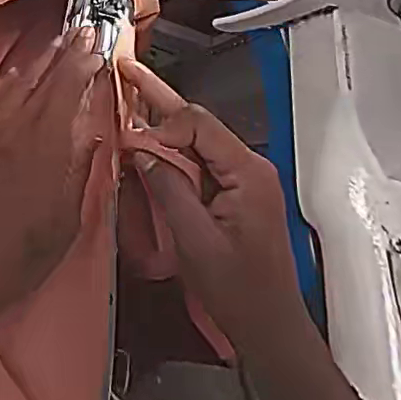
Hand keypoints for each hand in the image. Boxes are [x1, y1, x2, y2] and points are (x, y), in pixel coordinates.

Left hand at [0, 29, 110, 374]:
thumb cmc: (23, 249)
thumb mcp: (68, 213)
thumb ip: (81, 165)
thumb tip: (93, 132)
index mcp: (47, 140)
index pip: (69, 84)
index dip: (84, 61)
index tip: (97, 45)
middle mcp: (16, 124)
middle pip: (45, 74)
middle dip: (66, 50)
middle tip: (81, 32)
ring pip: (18, 78)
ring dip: (40, 58)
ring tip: (56, 45)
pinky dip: (13, 77)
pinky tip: (18, 75)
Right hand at [118, 58, 310, 361]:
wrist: (271, 327)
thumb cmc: (240, 292)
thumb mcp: (195, 241)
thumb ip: (168, 190)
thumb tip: (143, 152)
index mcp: (247, 172)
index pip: (198, 126)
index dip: (162, 128)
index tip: (134, 143)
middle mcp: (249, 166)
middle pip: (198, 124)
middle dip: (159, 100)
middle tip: (129, 72)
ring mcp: (243, 179)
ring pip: (197, 141)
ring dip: (163, 124)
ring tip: (134, 96)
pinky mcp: (235, 192)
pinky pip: (200, 162)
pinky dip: (173, 152)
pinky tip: (151, 143)